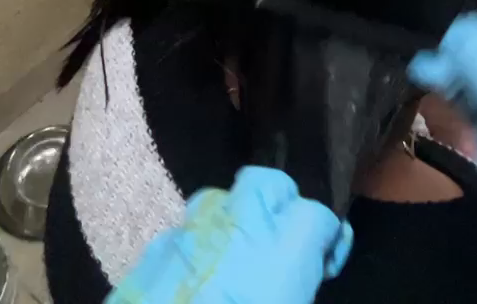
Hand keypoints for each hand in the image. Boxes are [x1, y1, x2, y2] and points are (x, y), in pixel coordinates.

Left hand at [107, 166, 353, 303]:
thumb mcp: (287, 303)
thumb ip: (296, 288)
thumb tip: (294, 281)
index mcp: (282, 252)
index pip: (318, 216)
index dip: (326, 239)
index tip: (324, 265)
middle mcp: (238, 226)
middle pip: (267, 184)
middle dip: (280, 206)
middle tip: (281, 246)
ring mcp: (188, 233)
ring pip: (219, 201)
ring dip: (233, 222)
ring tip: (236, 261)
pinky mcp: (150, 253)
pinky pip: (183, 233)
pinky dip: (195, 250)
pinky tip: (193, 283)